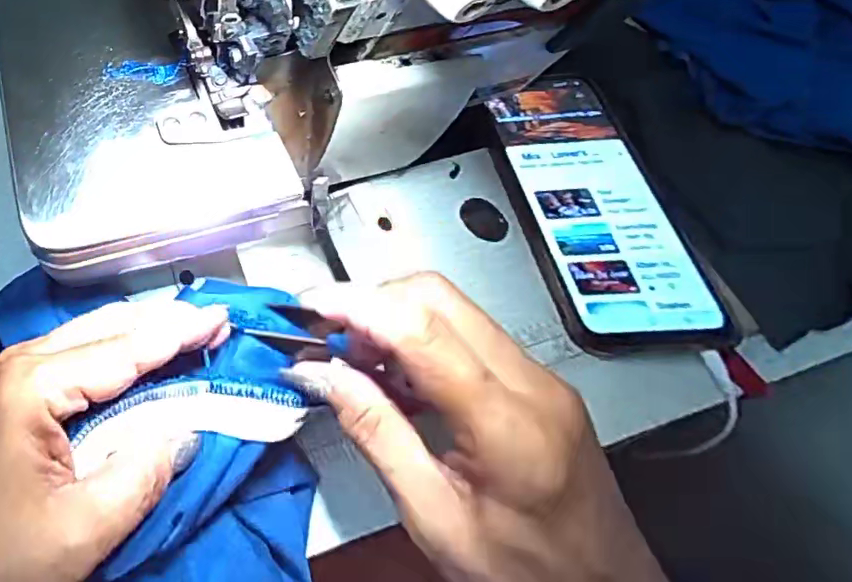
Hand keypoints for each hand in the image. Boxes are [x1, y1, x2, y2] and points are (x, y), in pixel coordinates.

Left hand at [0, 299, 231, 581]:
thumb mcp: (76, 531)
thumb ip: (139, 474)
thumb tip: (183, 429)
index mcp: (33, 382)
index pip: (123, 348)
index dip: (177, 332)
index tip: (219, 316)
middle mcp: (20, 363)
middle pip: (104, 329)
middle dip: (159, 324)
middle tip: (209, 322)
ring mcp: (10, 377)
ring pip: (88, 339)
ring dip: (137, 337)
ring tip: (183, 335)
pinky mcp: (9, 398)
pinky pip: (72, 362)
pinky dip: (112, 359)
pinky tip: (135, 365)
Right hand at [286, 273, 664, 581]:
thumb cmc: (532, 578)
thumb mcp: (436, 520)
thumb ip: (375, 434)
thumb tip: (321, 372)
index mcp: (511, 427)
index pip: (422, 329)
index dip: (357, 304)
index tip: (312, 305)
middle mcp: (533, 386)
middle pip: (434, 296)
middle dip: (370, 302)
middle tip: (331, 337)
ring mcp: (539, 376)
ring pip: (447, 303)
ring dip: (390, 315)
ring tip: (359, 360)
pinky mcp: (535, 377)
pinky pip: (463, 327)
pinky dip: (415, 333)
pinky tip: (397, 372)